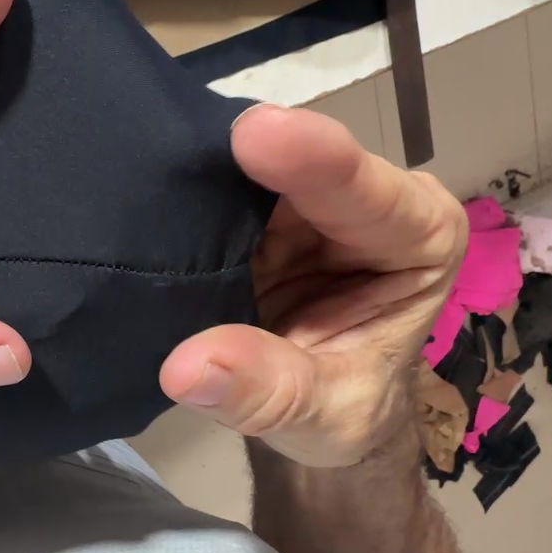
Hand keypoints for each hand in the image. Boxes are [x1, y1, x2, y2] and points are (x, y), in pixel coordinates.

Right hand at [159, 105, 466, 467]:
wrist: (307, 418)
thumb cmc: (344, 413)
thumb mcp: (321, 417)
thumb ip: (266, 392)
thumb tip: (184, 368)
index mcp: (416, 237)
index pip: (364, 190)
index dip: (311, 160)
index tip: (254, 134)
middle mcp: (360, 201)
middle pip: (292, 158)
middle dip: (229, 154)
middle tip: (159, 151)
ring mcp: (295, 201)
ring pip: (238, 163)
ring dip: (189, 169)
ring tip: (135, 170)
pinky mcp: (246, 212)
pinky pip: (204, 187)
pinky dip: (171, 193)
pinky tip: (135, 186)